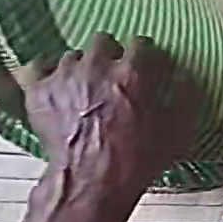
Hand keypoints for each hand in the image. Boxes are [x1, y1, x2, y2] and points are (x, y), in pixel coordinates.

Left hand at [15, 35, 194, 198]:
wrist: (93, 181)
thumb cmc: (137, 159)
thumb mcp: (176, 132)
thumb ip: (184, 99)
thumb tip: (185, 79)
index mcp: (132, 73)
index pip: (140, 44)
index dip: (145, 56)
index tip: (146, 65)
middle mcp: (96, 66)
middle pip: (103, 41)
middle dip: (110, 55)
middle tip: (114, 76)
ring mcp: (63, 76)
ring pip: (72, 56)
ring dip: (81, 67)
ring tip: (85, 88)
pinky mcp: (37, 90)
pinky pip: (37, 67)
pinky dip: (47, 74)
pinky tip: (56, 87)